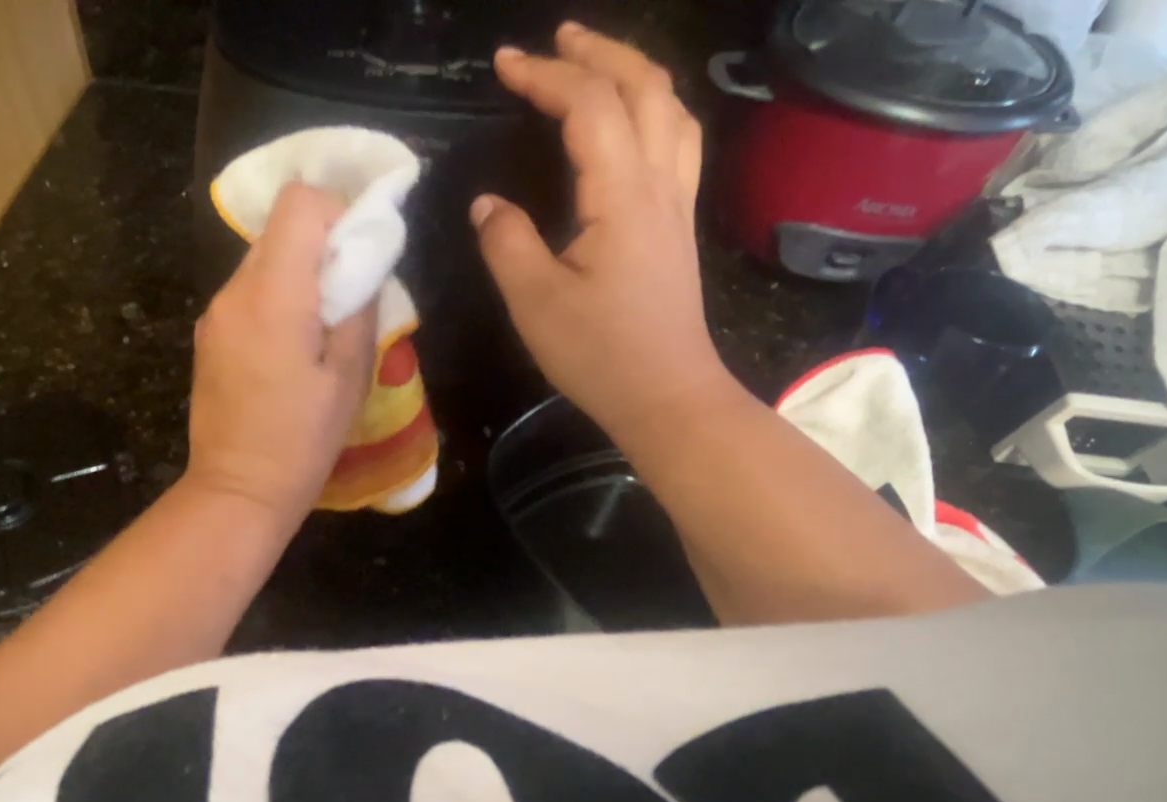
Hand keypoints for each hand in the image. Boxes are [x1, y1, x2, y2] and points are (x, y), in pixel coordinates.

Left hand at [187, 182, 378, 517]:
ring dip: (298, 279)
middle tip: (347, 300)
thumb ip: (360, 306)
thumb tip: (363, 264)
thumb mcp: (350, 375)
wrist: (238, 490)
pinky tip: (289, 353)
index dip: (336, 213)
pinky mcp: (208, 338)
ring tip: (320, 334)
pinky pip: (247, 297)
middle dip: (320, 249)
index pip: (298, 203)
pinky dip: (275, 303)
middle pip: (278, 231)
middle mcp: (234, 291)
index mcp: (273, 293)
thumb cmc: (302, 439)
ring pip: (263, 264)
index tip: (358, 256)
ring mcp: (214, 315)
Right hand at [473, 23, 742, 438]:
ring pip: (671, 110)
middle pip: (645, 88)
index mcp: (622, 196)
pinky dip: (654, 110)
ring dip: (634, 74)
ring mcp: (677, 204)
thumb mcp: (534, 302)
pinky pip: (678, 142)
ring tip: (595, 64)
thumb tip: (487, 205)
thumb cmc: (599, 354)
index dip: (546, 75)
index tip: (504, 65)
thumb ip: (507, 243)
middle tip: (555, 40)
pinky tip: (631, 122)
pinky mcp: (678, 226)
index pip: (589, 107)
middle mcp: (660, 184)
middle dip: (599, 53)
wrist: (666, 395)